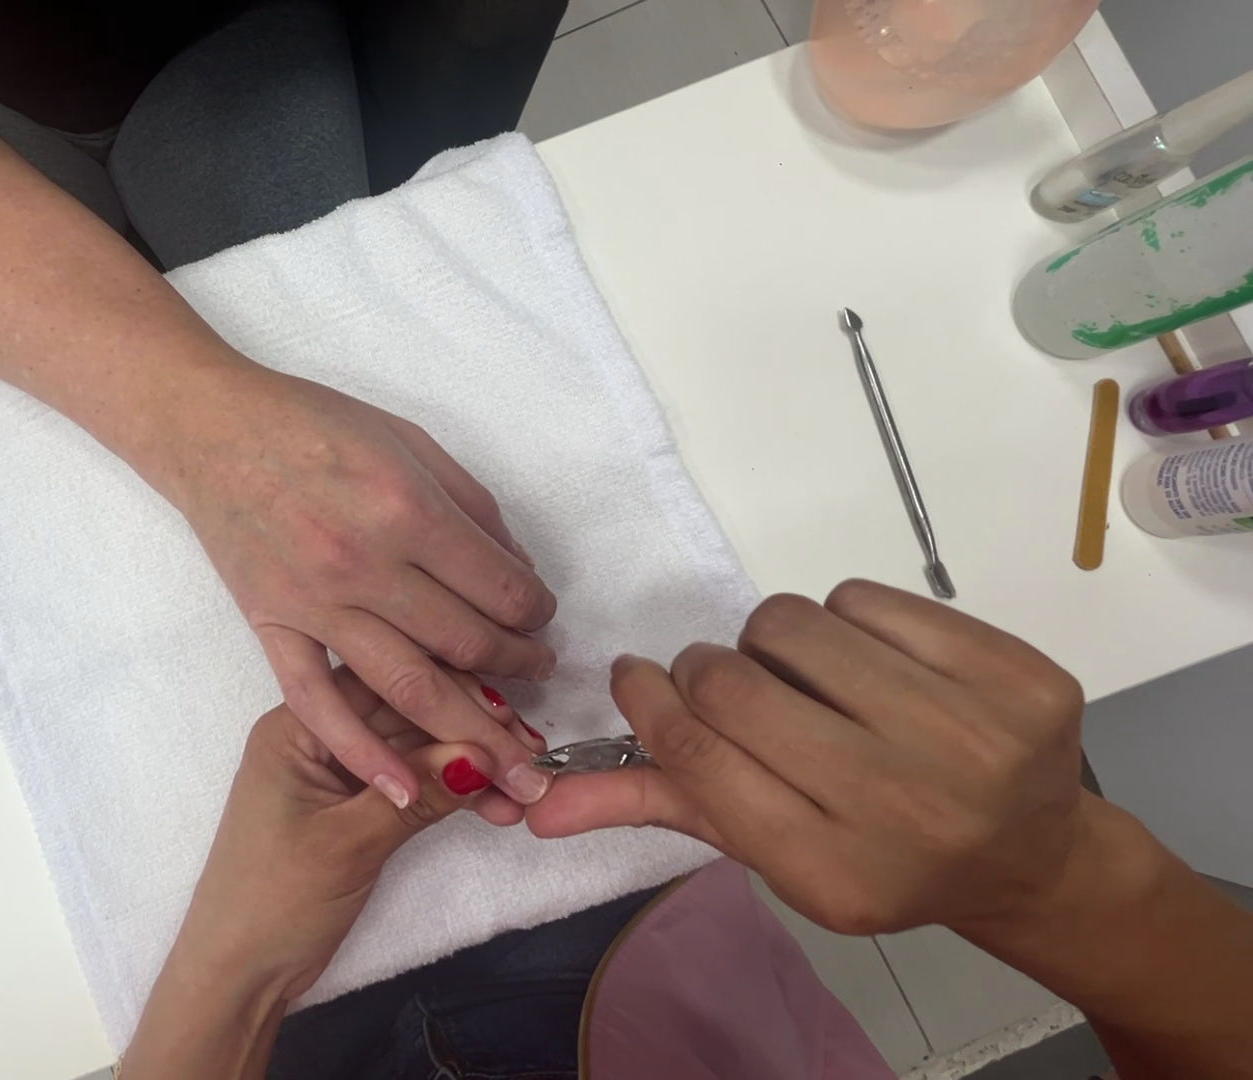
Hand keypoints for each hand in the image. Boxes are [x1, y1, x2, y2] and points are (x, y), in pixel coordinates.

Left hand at [119, 669, 504, 1079]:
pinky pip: (409, 780)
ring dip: (467, 766)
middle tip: (533, 755)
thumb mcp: (349, 842)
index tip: (512, 722)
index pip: (382, 687)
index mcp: (298, 723)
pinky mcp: (353, 800)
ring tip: (526, 788)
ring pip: (413, 749)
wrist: (239, 972)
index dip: (449, 698)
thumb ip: (417, 794)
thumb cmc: (277, 897)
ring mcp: (336, 767)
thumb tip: (489, 754)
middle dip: (468, 734)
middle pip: (403, 715)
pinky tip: (494, 803)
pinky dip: (448, 791)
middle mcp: (318, 732)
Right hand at [152, 362, 557, 809]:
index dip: (535, 611)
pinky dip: (358, 751)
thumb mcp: (409, 438)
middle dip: (519, 667)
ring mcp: (315, 606)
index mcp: (409, 510)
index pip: (501, 589)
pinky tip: (400, 791)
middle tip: (536, 673)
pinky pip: (316, 702)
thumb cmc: (313, 423)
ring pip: (409, 687)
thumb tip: (515, 571)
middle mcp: (368, 566)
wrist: (212, 431)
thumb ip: (470, 505)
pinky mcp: (271, 628)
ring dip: (472, 725)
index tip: (538, 616)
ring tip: (511, 747)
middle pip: (468, 645)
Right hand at [525, 580, 1089, 937]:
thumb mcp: (754, 845)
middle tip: (730, 687)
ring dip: (769, 642)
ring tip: (803, 679)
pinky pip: (858, 597)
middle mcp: (905, 812)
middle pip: (729, 682)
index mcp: (829, 869)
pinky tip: (869, 664)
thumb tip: (537, 806)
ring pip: (786, 623)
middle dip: (706, 670)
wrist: (1031, 859)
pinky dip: (838, 618)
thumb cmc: (866, 853)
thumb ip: (649, 808)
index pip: (694, 751)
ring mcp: (974, 742)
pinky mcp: (1018, 679)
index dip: (646, 698)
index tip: (636, 675)